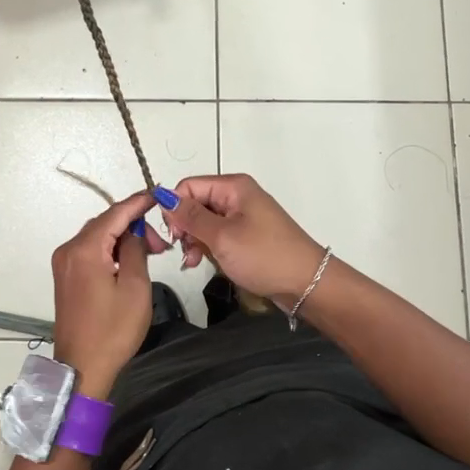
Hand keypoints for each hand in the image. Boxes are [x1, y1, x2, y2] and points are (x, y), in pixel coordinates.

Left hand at [51, 193, 160, 398]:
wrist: (83, 368)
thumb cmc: (113, 330)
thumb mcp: (135, 287)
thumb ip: (136, 250)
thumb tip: (135, 230)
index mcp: (84, 249)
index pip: (115, 214)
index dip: (138, 202)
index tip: (159, 195)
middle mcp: (68, 250)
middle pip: (105, 224)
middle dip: (134, 226)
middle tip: (161, 245)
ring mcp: (64, 264)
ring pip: (98, 238)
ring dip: (123, 240)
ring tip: (151, 253)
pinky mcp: (65, 277)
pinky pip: (90, 252)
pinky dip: (111, 250)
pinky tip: (130, 261)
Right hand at [161, 174, 325, 302]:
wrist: (306, 283)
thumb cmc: (264, 256)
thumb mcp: (222, 237)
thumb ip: (190, 217)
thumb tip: (163, 197)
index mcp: (233, 187)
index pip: (188, 186)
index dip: (174, 207)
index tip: (173, 234)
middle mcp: (237, 196)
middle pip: (195, 203)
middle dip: (184, 226)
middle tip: (183, 250)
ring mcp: (243, 216)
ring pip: (204, 221)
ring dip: (194, 240)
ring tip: (193, 261)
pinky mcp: (246, 235)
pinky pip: (218, 235)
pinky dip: (207, 247)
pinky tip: (201, 262)